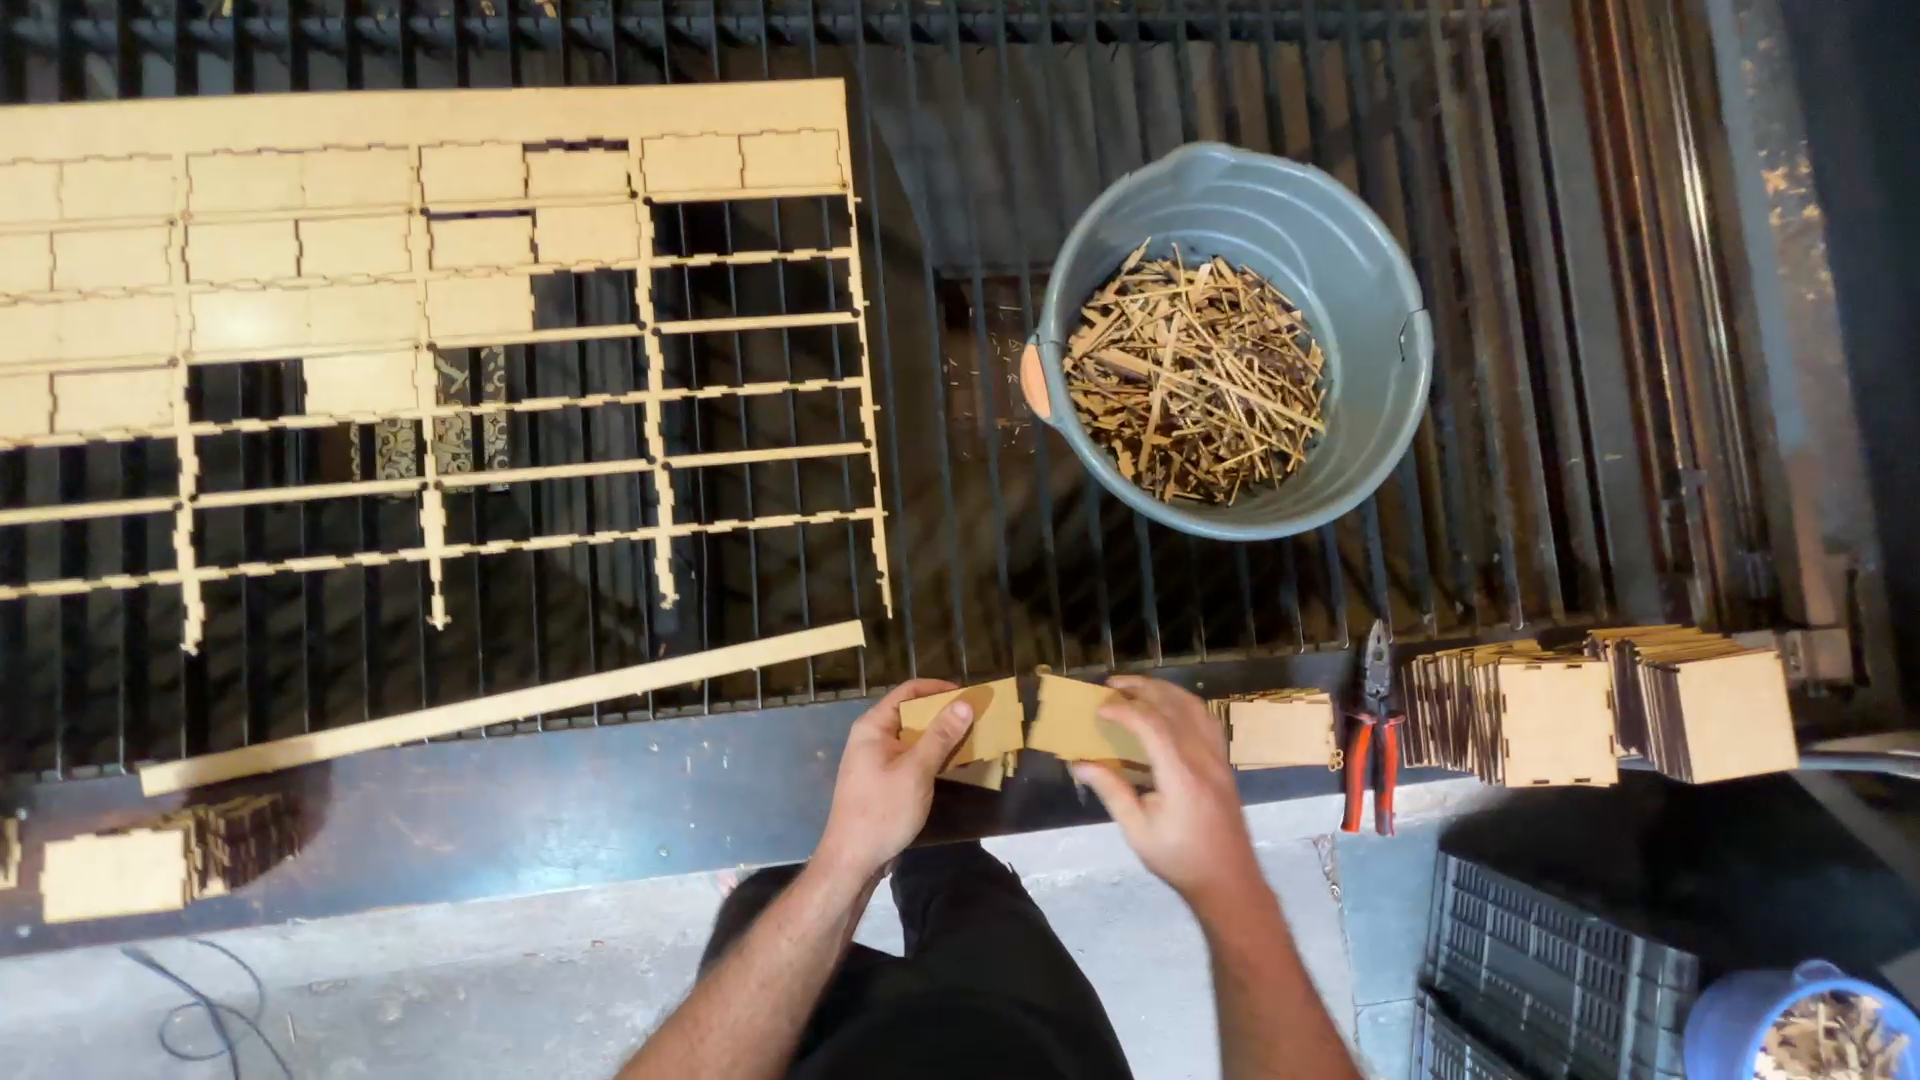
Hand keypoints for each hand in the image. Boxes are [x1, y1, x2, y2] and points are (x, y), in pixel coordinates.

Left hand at [814, 679, 975, 879]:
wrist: (852, 860)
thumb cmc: (882, 811)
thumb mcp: (916, 771)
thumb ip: (940, 736)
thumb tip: (964, 703)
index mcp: (874, 726)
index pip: (909, 692)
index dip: (939, 689)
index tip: (969, 695)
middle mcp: (873, 737)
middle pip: (912, 713)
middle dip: (944, 714)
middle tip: (976, 719)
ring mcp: (877, 760)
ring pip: (914, 737)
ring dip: (941, 737)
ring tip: (972, 739)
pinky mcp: (883, 780)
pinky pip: (911, 757)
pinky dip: (932, 756)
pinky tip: (954, 764)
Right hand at [1071, 676, 1262, 908]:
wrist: (1229, 881)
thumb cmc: (1180, 859)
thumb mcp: (1138, 831)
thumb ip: (1111, 792)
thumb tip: (1080, 764)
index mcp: (1181, 775)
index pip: (1152, 725)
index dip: (1124, 710)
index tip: (1100, 709)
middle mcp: (1203, 758)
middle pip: (1174, 706)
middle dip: (1141, 688)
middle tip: (1112, 684)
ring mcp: (1219, 759)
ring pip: (1194, 707)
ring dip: (1164, 690)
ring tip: (1137, 687)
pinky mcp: (1225, 763)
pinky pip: (1207, 720)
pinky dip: (1184, 704)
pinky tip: (1168, 707)